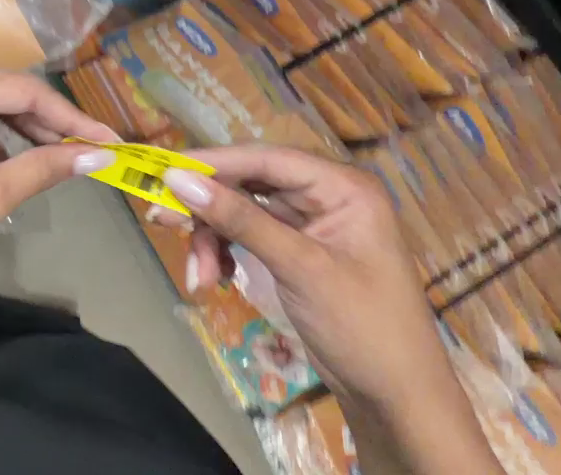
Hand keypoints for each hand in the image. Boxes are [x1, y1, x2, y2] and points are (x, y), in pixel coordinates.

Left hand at [0, 67, 119, 285]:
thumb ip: (46, 167)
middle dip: (46, 123)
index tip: (108, 140)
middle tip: (88, 152)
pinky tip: (9, 164)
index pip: (24, 91)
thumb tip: (99, 156)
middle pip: (4, 92)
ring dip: (18, 131)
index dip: (71, 116)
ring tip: (56, 160)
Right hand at [148, 146, 448, 410]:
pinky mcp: (291, 250)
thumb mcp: (299, 268)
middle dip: (206, 207)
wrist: (397, 402)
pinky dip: (222, 254)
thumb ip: (239, 220)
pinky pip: (243, 235)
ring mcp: (306, 223)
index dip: (212, 163)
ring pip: (237, 211)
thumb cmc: (363, 327)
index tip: (163, 171)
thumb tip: (176, 178)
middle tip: (163, 221)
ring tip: (196, 276)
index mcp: (341, 187)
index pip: (264, 159)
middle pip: (245, 183)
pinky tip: (211, 278)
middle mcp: (323, 195)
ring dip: (210, 240)